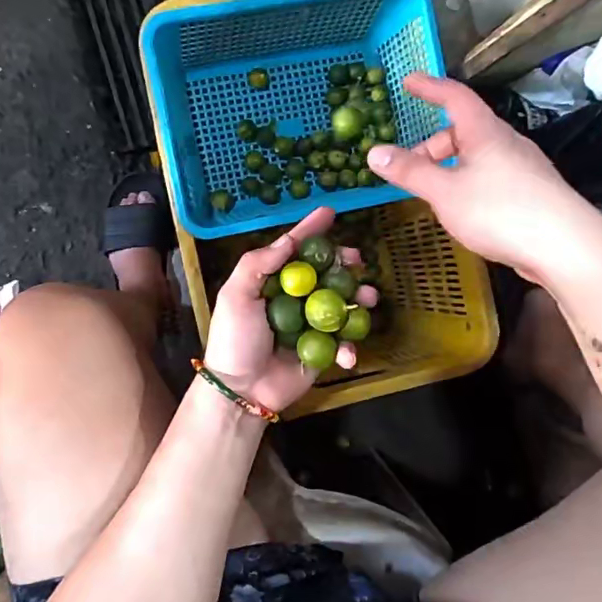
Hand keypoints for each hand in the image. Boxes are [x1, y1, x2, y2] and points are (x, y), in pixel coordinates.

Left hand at [203, 207, 376, 411]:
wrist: (241, 391)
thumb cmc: (234, 339)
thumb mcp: (235, 295)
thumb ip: (258, 265)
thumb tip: (288, 240)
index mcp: (271, 282)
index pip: (293, 250)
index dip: (311, 230)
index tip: (330, 211)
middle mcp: (293, 299)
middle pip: (325, 273)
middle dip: (344, 264)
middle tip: (356, 261)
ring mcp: (309, 325)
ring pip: (341, 303)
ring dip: (357, 298)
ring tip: (367, 297)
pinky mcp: (321, 352)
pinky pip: (343, 342)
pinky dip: (350, 345)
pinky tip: (348, 350)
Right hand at [366, 73, 593, 280]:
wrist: (566, 248)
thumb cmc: (501, 211)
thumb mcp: (445, 191)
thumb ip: (410, 172)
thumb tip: (374, 152)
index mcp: (485, 132)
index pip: (454, 97)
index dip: (429, 87)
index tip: (408, 80)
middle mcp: (506, 142)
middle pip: (463, 131)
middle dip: (432, 145)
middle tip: (408, 166)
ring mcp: (523, 167)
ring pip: (477, 155)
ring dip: (449, 166)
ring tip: (432, 193)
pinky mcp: (532, 192)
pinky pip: (490, 175)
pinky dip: (467, 182)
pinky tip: (462, 209)